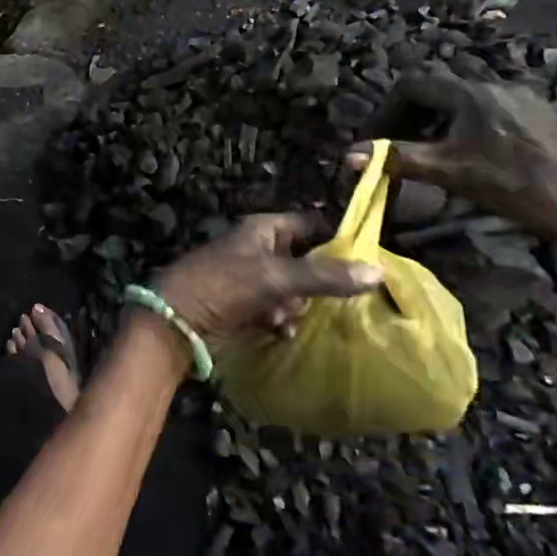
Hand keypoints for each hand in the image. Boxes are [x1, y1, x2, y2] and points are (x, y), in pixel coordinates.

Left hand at [153, 213, 382, 351]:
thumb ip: (325, 275)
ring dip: (299, 306)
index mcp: (264, 229)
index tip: (372, 262)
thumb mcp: (277, 277)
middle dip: (321, 282)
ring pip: (297, 290)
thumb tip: (378, 271)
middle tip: (335, 300)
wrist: (178, 321)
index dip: (340, 240)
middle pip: (309, 260)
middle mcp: (261, 249)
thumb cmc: (224, 286)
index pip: (313, 225)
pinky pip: (281, 311)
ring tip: (289, 315)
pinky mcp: (249, 306)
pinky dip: (284, 321)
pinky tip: (280, 330)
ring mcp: (255, 278)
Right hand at [351, 72, 556, 253]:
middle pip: (439, 93)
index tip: (377, 139)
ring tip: (437, 155)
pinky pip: (498, 115)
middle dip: (412, 118)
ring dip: (443, 125)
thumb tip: (346, 155)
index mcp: (471, 93)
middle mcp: (499, 87)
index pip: (411, 86)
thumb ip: (397, 159)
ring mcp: (529, 102)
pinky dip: (475, 130)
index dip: (386, 110)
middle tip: (401, 148)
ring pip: (469, 104)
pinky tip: (481, 158)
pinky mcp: (552, 119)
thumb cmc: (517, 187)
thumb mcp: (450, 172)